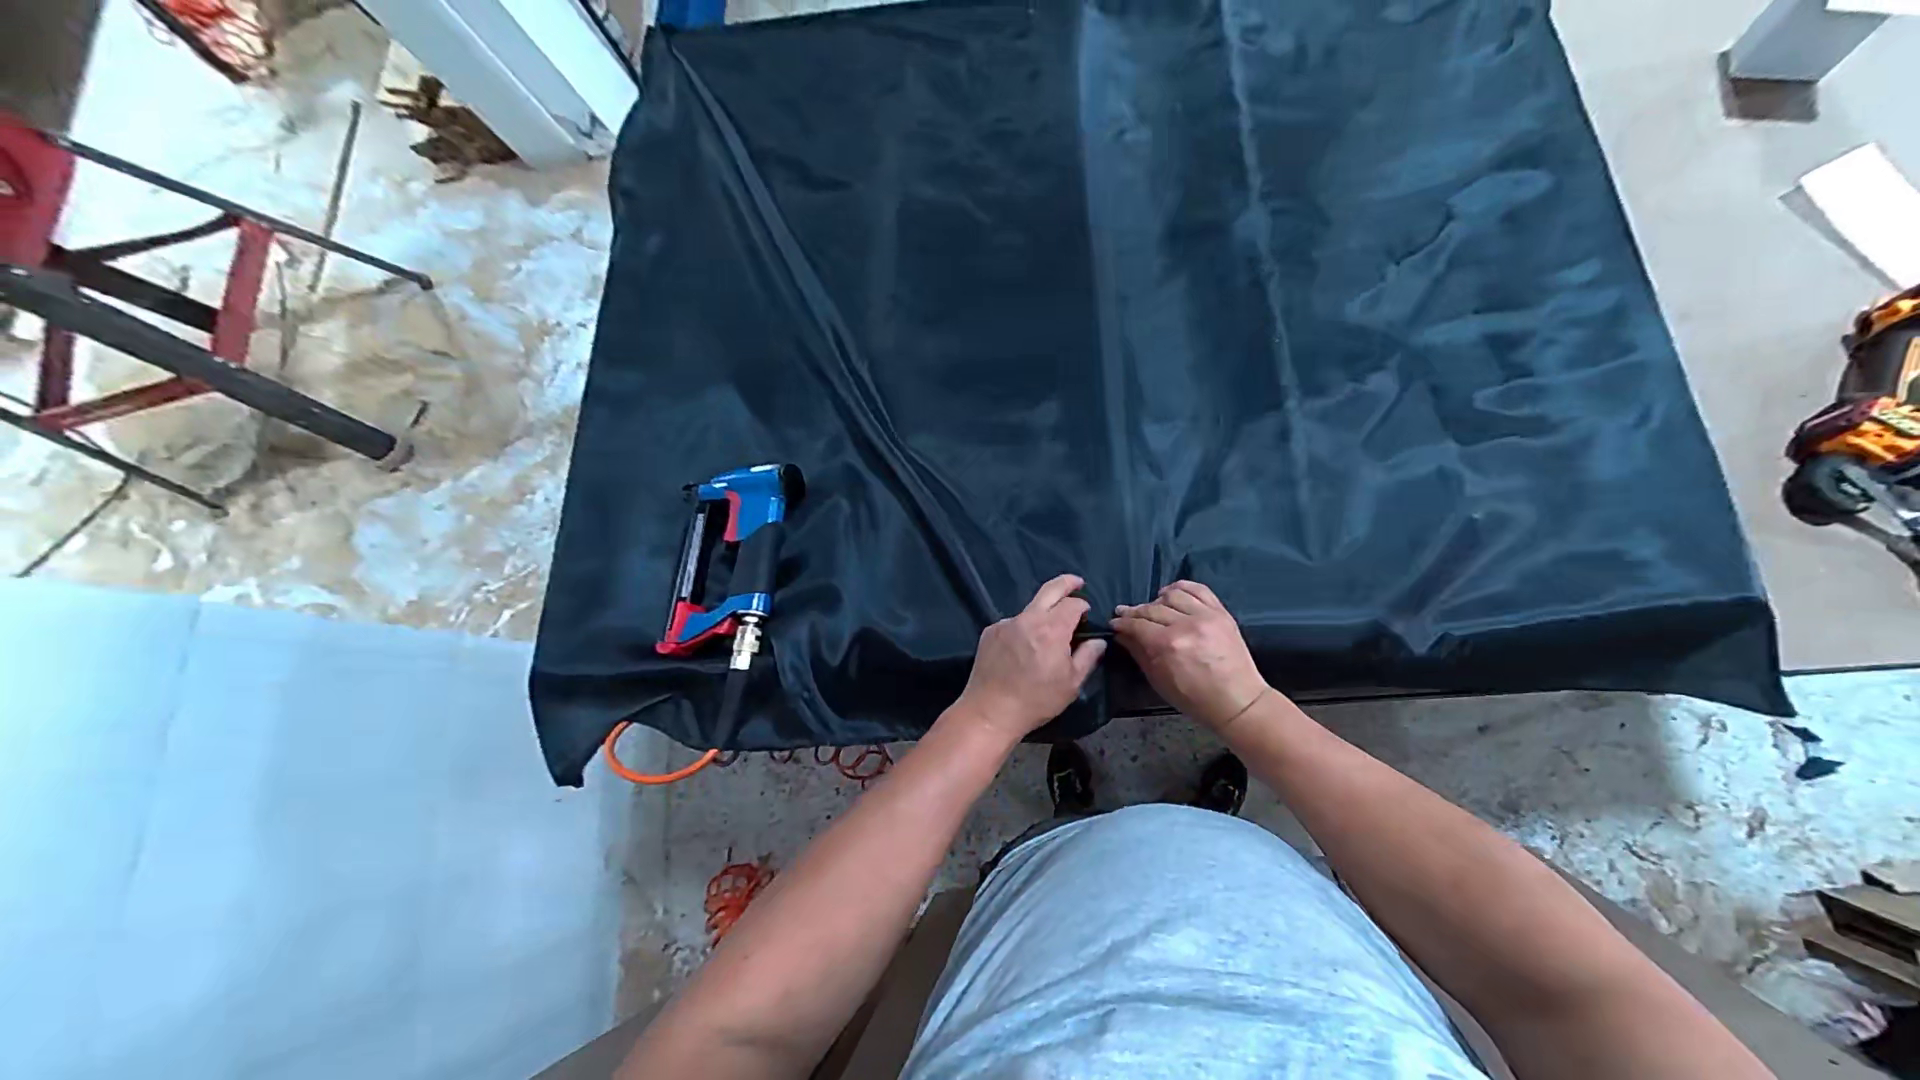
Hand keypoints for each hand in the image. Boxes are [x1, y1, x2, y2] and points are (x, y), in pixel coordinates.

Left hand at [951, 573, 1107, 742]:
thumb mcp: (1071, 683)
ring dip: (1042, 613)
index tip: (1086, 613)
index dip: (1082, 605)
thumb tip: (1098, 641)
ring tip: (1047, 634)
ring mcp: (1006, 623)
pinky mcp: (990, 632)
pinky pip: (1013, 624)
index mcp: (1051, 629)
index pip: (1072, 604)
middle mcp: (1027, 619)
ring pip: (1029, 610)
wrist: (991, 710)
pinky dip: (1023, 629)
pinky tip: (1023, 649)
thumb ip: (1087, 657)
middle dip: (1066, 583)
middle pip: (1049, 590)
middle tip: (1076, 582)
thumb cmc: (1036, 700)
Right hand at [1112, 580, 1269, 732]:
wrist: (1237, 701)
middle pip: (1152, 608)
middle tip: (1125, 615)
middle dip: (1134, 612)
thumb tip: (1121, 635)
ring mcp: (1207, 616)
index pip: (1137, 624)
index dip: (1122, 623)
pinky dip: (1182, 587)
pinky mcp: (1222, 613)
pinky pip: (1198, 589)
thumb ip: (1138, 652)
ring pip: (1173, 594)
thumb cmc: (1194, 698)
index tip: (1114, 623)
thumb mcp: (1158, 680)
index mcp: (1168, 645)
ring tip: (1152, 608)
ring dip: (1157, 600)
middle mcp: (1186, 625)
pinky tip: (1171, 594)